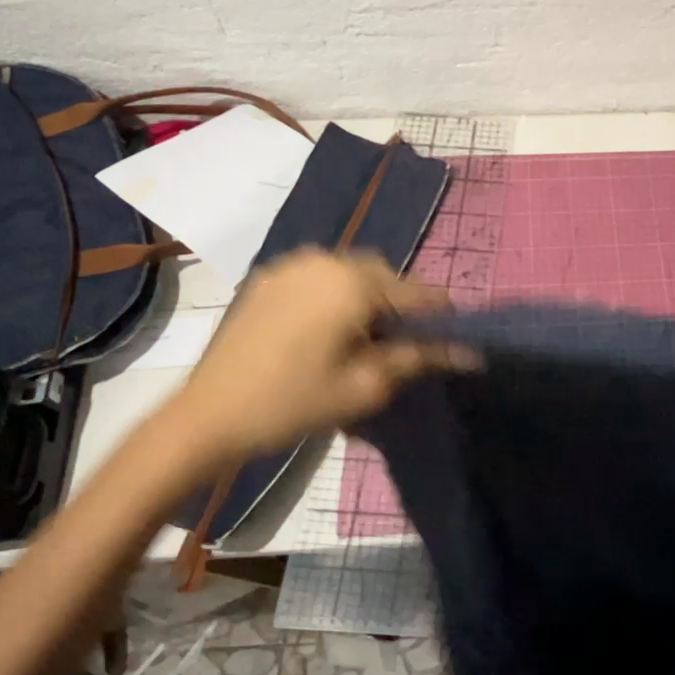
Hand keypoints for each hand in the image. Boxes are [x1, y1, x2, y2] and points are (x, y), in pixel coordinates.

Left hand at [160, 249, 471, 467]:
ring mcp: (291, 264)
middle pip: (384, 275)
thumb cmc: (293, 403)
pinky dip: (334, 294)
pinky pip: (318, 276)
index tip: (452, 345)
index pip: (418, 293)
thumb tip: (468, 352)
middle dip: (400, 305)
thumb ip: (419, 359)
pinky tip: (325, 331)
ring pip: (351, 271)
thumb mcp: (364, 386)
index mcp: (354, 282)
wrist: (207, 415)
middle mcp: (326, 259)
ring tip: (362, 339)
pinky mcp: (267, 277)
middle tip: (400, 347)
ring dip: (367, 297)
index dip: (441, 319)